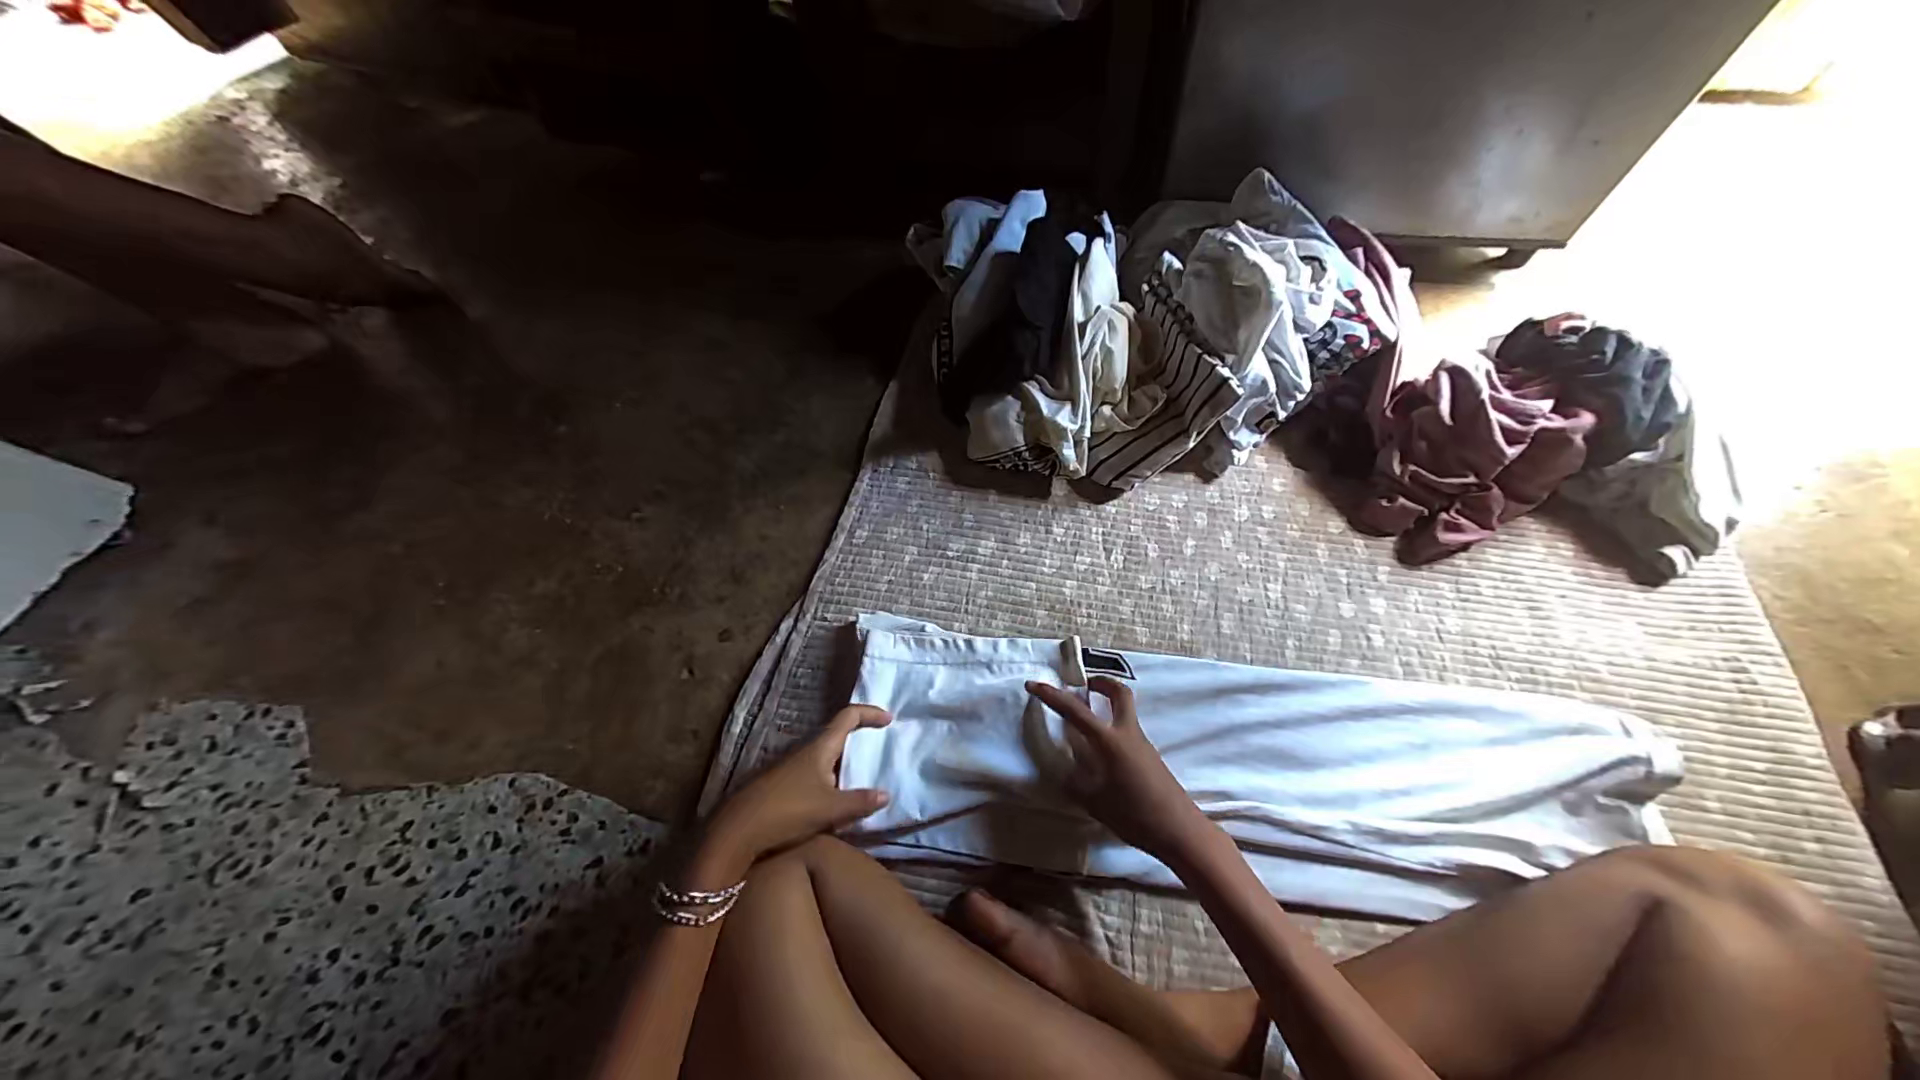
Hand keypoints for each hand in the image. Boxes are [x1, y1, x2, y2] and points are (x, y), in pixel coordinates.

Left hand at [705, 705, 892, 867]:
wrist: (736, 831)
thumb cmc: (786, 811)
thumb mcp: (830, 810)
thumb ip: (860, 802)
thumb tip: (886, 794)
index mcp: (819, 747)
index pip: (848, 716)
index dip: (869, 713)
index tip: (889, 719)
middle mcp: (805, 750)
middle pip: (836, 735)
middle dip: (858, 739)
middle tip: (878, 749)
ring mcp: (790, 767)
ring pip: (824, 756)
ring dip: (843, 762)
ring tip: (862, 778)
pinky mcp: (781, 784)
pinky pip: (814, 773)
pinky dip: (830, 778)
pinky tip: (835, 799)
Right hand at [1026, 678, 1209, 858]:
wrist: (1180, 832)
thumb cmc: (1135, 814)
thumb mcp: (1094, 801)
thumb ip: (1076, 781)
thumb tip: (1065, 769)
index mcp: (1110, 741)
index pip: (1075, 710)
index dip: (1051, 695)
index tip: (1033, 684)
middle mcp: (1128, 734)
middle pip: (1119, 693)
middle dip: (1100, 683)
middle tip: (1083, 686)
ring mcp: (1142, 744)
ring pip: (1125, 712)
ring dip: (1106, 706)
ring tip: (1085, 721)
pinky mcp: (1149, 758)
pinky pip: (1127, 733)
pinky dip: (1112, 730)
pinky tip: (1101, 753)